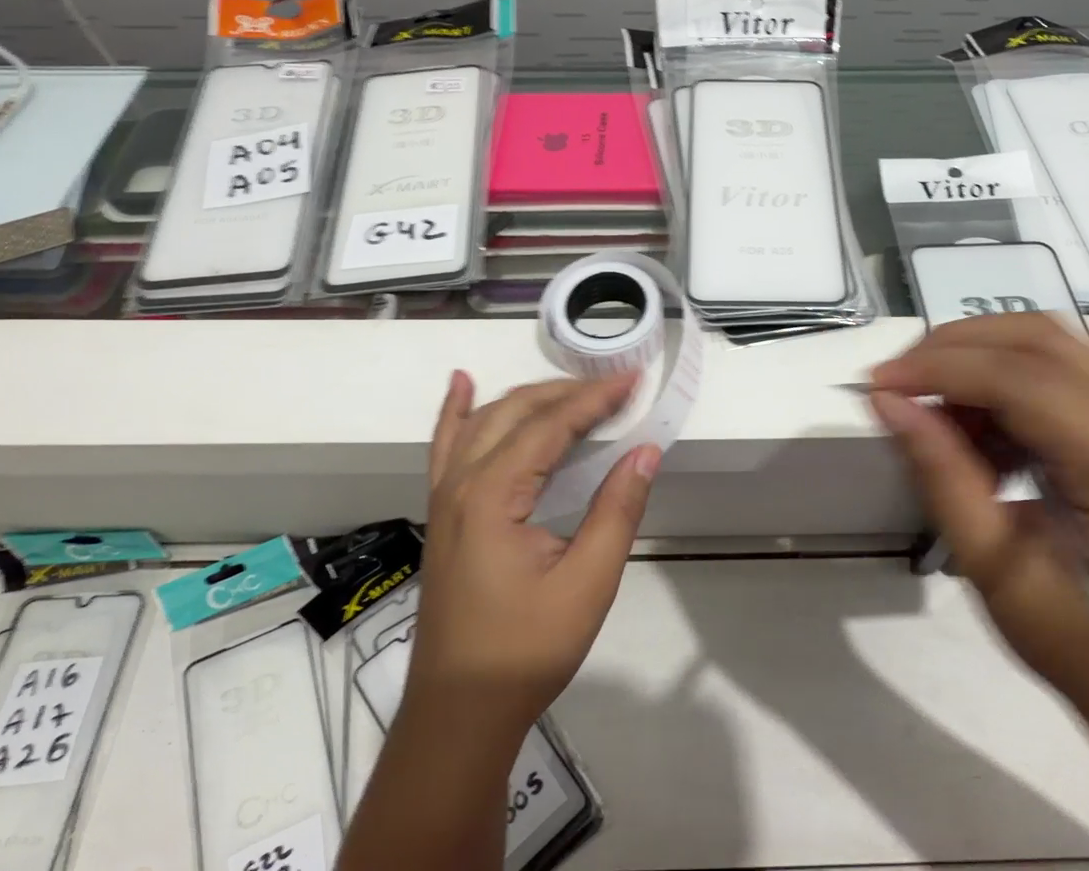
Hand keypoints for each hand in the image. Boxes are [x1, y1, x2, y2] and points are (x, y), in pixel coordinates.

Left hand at [406, 370, 661, 739]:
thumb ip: (616, 510)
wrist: (460, 707)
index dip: (594, 400)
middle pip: (514, 413)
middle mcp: (461, 484)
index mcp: (493, 495)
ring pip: (483, 423)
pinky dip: (456, 412)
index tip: (633, 381)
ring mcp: (444, 499)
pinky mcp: (443, 516)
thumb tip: (645, 450)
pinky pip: (447, 447)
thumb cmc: (527, 648)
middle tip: (615, 387)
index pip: (549, 426)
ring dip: (527, 398)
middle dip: (566, 392)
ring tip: (571, 387)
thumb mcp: (587, 583)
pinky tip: (462, 386)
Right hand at [868, 313, 1088, 733]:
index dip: (943, 369)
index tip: (879, 382)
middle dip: (957, 347)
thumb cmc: (1076, 641)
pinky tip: (976, 430)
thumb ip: (942, 474)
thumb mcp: (993, 566)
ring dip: (980, 359)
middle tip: (898, 381)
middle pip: (1044, 340)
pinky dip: (1004, 383)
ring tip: (933, 412)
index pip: (1026, 381)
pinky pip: (1062, 373)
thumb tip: (888, 402)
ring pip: (1053, 345)